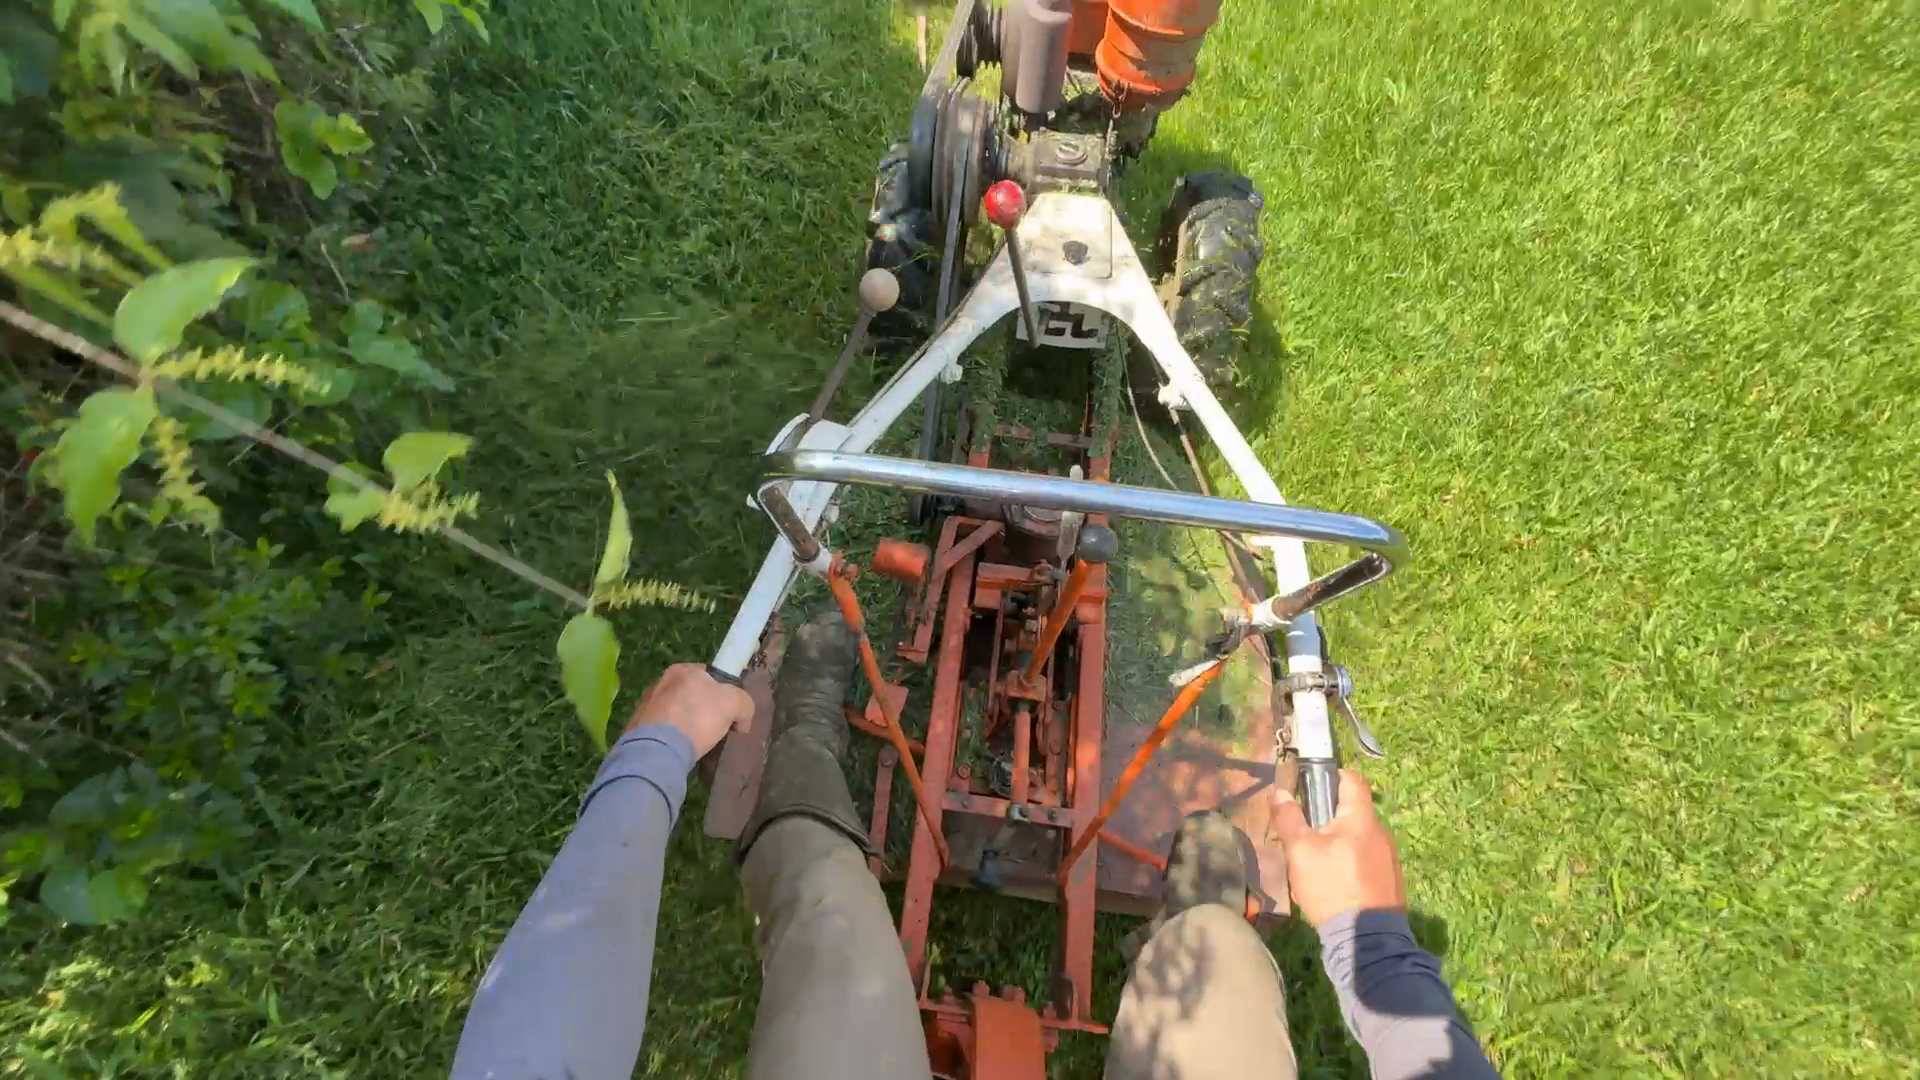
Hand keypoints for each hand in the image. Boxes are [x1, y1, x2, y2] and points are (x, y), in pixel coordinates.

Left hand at [622, 663, 753, 756]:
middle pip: (690, 695)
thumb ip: (744, 704)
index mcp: (682, 670)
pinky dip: (670, 740)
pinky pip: (661, 732)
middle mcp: (659, 683)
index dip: (722, 692)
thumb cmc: (698, 717)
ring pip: (674, 714)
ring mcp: (643, 706)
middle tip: (715, 729)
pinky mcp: (634, 730)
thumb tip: (741, 721)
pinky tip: (679, 752)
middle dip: (703, 710)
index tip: (727, 711)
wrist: (658, 750)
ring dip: (685, 726)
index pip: (708, 675)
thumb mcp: (736, 703)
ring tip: (696, 745)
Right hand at [1269, 769, 1406, 926]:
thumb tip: (1280, 792)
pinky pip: (1366, 859)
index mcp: (1361, 819)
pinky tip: (1333, 882)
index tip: (1310, 782)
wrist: (1367, 942)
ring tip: (1315, 861)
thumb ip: (1289, 818)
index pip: (1352, 780)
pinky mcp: (1390, 882)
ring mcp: (1389, 859)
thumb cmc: (1331, 886)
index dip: (1331, 774)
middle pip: (1352, 811)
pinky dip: (1349, 861)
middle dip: (1327, 815)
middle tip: (1303, 829)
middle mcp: (1380, 834)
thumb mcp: (1301, 850)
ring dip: (1337, 841)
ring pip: (1357, 837)